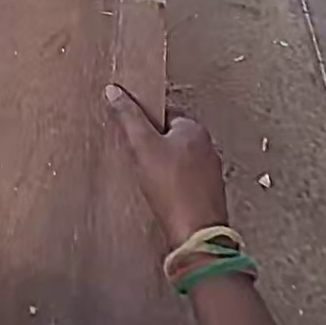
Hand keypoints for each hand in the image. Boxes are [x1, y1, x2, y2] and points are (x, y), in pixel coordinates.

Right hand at [104, 84, 228, 247]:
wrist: (195, 234)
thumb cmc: (171, 187)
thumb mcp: (142, 145)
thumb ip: (128, 116)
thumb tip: (114, 90)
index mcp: (194, 129)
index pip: (164, 113)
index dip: (144, 123)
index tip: (132, 135)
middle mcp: (207, 146)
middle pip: (170, 135)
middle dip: (152, 144)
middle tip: (136, 156)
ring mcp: (210, 171)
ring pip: (178, 157)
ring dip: (162, 163)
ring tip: (146, 176)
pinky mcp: (208, 192)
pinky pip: (184, 177)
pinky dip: (171, 181)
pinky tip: (160, 191)